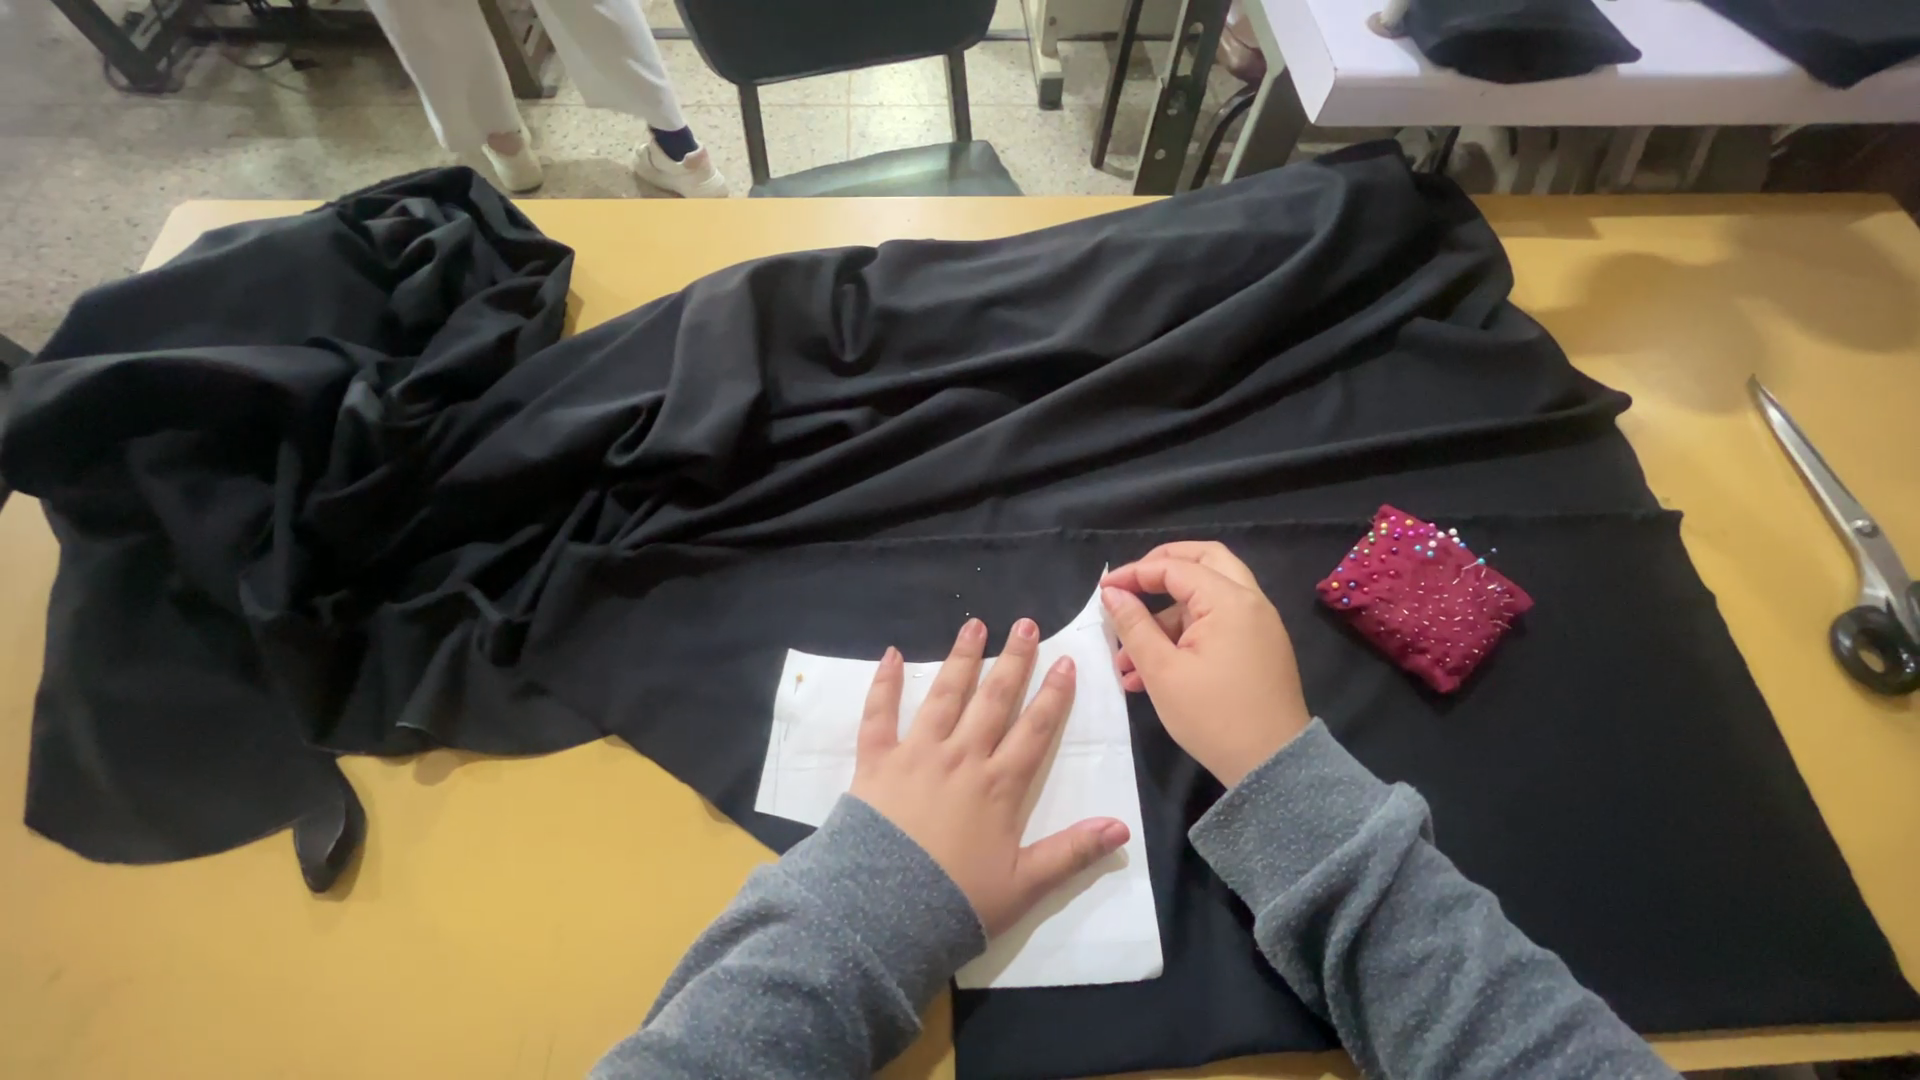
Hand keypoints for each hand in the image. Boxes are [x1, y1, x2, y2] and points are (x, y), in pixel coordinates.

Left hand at [850, 618, 1130, 936]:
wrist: (885, 914)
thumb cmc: (958, 900)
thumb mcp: (1026, 885)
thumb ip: (1073, 852)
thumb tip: (1122, 827)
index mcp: (999, 785)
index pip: (1034, 730)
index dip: (1053, 695)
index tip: (1066, 662)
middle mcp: (961, 757)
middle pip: (993, 700)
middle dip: (1013, 660)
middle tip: (1025, 624)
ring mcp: (917, 754)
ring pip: (944, 696)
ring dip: (962, 658)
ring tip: (974, 625)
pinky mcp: (877, 761)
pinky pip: (879, 714)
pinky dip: (884, 683)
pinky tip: (892, 654)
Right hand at [1100, 542, 1310, 787]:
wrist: (1273, 766)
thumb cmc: (1213, 716)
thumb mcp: (1162, 671)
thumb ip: (1134, 625)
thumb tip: (1112, 592)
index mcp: (1229, 601)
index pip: (1175, 568)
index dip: (1134, 574)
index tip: (1103, 590)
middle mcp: (1250, 603)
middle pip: (1205, 561)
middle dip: (1162, 568)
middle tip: (1131, 583)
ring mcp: (1258, 626)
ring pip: (1207, 599)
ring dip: (1166, 617)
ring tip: (1126, 659)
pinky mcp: (1258, 649)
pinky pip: (1217, 626)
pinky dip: (1184, 636)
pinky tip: (1150, 673)